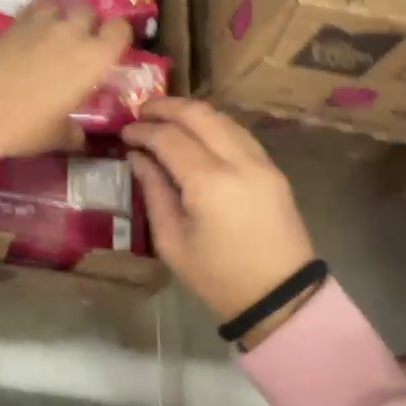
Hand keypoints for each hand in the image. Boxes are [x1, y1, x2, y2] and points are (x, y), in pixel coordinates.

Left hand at [0, 4, 131, 161]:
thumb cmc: (23, 127)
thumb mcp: (55, 136)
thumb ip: (72, 132)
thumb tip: (78, 135)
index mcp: (92, 58)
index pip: (120, 30)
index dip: (118, 36)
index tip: (111, 48)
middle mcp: (70, 32)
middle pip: (88, 11)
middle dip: (88, 23)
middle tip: (80, 44)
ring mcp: (38, 24)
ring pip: (58, 5)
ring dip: (60, 16)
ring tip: (53, 35)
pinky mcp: (9, 24)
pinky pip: (31, 11)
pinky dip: (34, 19)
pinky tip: (27, 37)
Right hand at [123, 100, 316, 347]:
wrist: (281, 298)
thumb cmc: (218, 277)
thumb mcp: (172, 241)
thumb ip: (154, 191)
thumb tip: (138, 157)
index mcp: (209, 183)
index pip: (169, 137)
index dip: (142, 130)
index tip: (124, 133)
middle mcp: (238, 162)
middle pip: (199, 114)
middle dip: (166, 107)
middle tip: (141, 112)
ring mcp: (261, 163)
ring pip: (222, 118)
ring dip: (191, 113)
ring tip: (165, 120)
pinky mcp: (274, 169)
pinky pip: (239, 133)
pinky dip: (213, 125)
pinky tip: (196, 135)